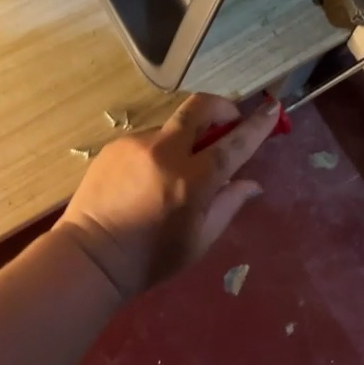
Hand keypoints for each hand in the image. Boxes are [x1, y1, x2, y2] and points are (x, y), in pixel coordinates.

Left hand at [54, 93, 281, 299]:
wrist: (91, 257)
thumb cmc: (152, 258)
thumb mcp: (200, 239)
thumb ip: (229, 203)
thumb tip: (253, 182)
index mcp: (192, 180)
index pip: (233, 143)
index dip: (256, 125)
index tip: (272, 110)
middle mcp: (166, 152)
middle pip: (200, 107)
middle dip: (221, 106)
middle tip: (229, 119)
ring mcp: (138, 144)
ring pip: (173, 126)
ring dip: (185, 138)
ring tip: (176, 173)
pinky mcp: (117, 145)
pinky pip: (149, 139)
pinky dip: (159, 152)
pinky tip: (148, 180)